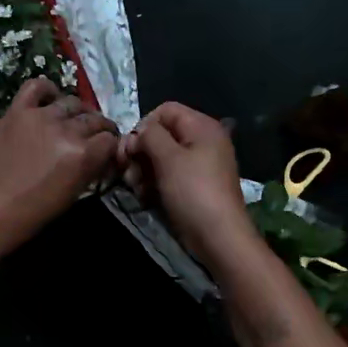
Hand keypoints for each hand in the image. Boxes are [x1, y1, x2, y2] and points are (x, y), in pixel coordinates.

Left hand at [0, 78, 116, 244]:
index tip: (107, 153)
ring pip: (72, 102)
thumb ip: (93, 167)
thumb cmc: (36, 210)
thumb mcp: (76, 192)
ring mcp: (41, 117)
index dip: (111, 146)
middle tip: (95, 137)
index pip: (111, 139)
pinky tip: (50, 99)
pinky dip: (47, 90)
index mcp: (83, 154)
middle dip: (101, 129)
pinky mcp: (17, 111)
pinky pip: (36, 87)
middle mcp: (67, 130)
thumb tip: (105, 155)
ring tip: (73, 122)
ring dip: (79, 112)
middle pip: (95, 119)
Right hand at [119, 102, 258, 264]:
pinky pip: (170, 175)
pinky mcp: (196, 185)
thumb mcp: (168, 158)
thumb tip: (140, 132)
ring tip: (136, 188)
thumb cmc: (193, 192)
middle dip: (141, 151)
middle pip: (162, 134)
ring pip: (163, 157)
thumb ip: (150, 135)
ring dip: (144, 170)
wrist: (219, 235)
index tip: (130, 150)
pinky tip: (146, 197)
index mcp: (203, 126)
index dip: (144, 125)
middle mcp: (204, 140)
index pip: (165, 110)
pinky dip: (155, 183)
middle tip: (128, 173)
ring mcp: (201, 164)